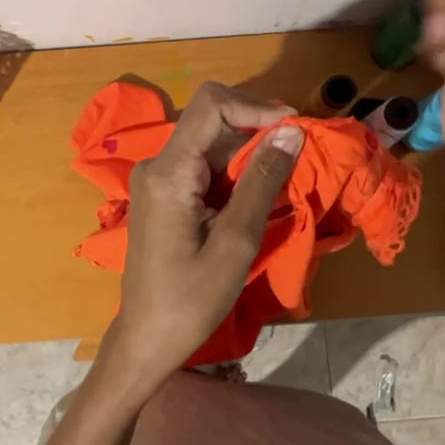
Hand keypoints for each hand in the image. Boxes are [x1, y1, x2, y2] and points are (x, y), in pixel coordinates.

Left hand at [107, 82, 301, 379]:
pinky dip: (232, 171)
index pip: (211, 105)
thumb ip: (262, 182)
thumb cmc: (191, 300)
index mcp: (168, 172)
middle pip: (209, 120)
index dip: (257, 106)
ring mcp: (155, 181)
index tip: (295, 128)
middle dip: (256, 128)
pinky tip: (255, 193)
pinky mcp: (161, 196)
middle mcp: (155, 166)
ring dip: (247, 151)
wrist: (147, 338)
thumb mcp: (236, 242)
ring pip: (208, 142)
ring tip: (281, 177)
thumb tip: (291, 132)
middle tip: (296, 154)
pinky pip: (201, 166)